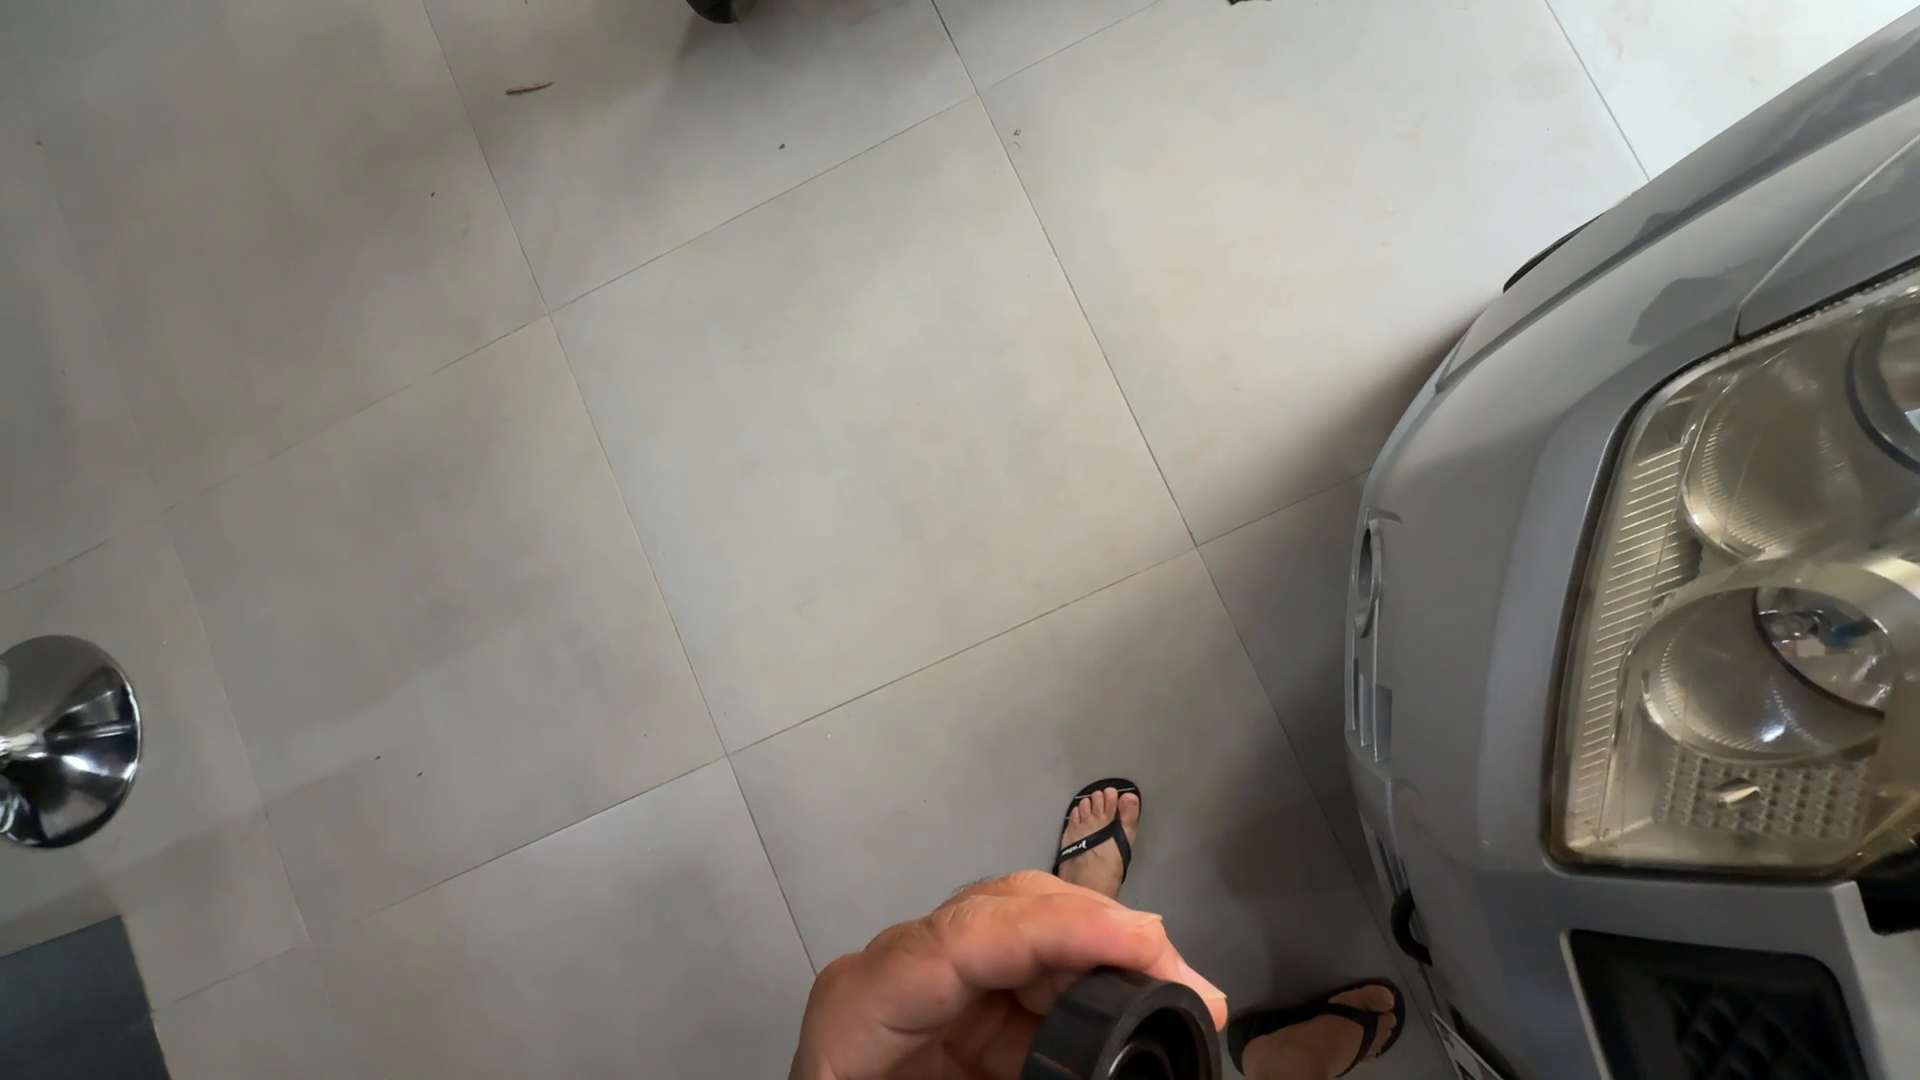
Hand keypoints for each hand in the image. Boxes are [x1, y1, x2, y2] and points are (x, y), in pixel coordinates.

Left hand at [790, 870, 1226, 1079]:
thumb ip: (1025, 1076)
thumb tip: (1104, 1056)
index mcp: (865, 1001)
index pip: (964, 938)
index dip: (1058, 927)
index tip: (1143, 942)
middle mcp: (900, 968)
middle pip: (1005, 913)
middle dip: (1101, 932)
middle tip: (1185, 980)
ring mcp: (932, 980)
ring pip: (1028, 931)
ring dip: (1105, 955)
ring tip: (1175, 990)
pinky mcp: (961, 1004)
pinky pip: (1031, 977)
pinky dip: (1087, 986)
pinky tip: (1131, 1001)